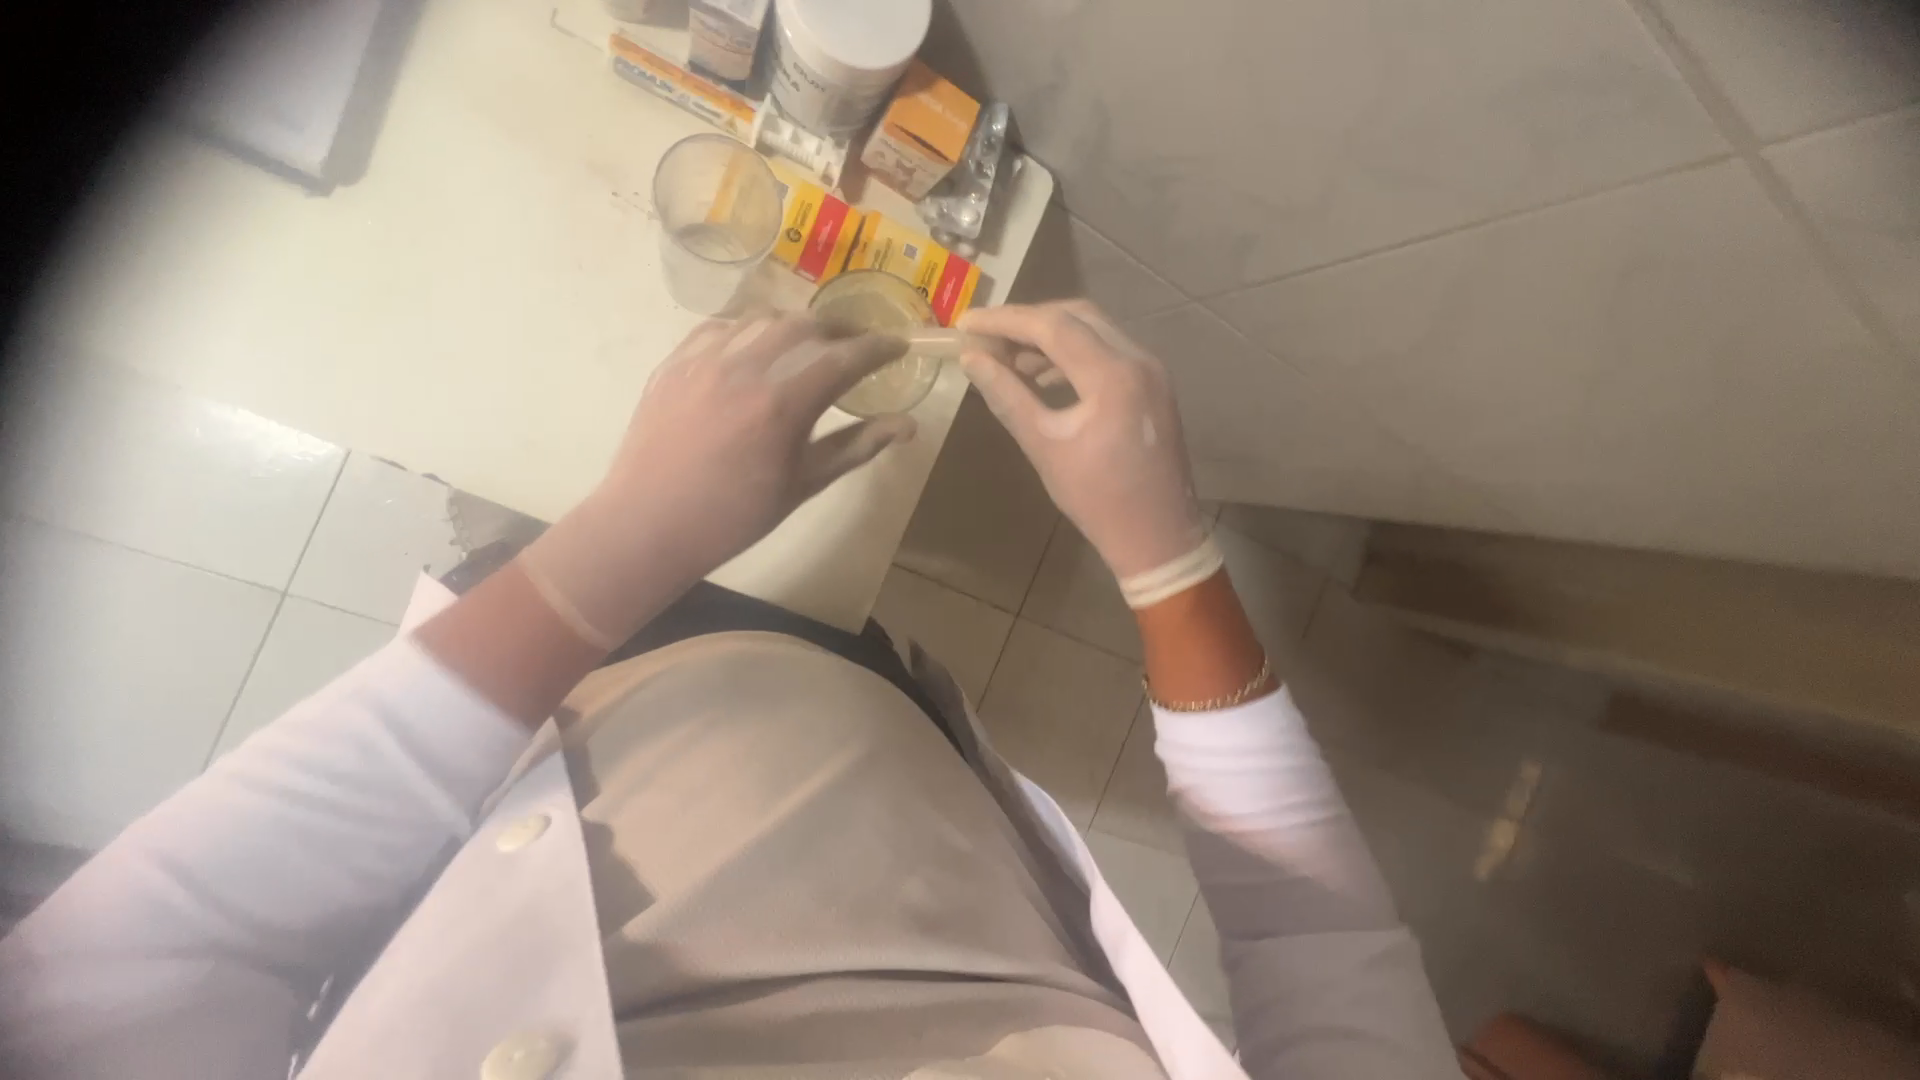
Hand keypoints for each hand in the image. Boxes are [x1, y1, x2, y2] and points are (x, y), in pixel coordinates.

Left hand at [520, 316, 913, 646]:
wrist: (650, 524)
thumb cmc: (735, 516)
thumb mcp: (804, 484)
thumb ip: (857, 447)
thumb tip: (908, 425)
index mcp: (783, 403)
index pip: (845, 358)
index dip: (878, 348)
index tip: (899, 346)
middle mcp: (745, 368)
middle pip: (805, 326)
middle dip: (840, 329)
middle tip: (858, 343)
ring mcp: (704, 360)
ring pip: (761, 320)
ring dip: (796, 326)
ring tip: (810, 343)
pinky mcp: (674, 363)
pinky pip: (720, 328)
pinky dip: (749, 329)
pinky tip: (756, 347)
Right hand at [958, 301, 1216, 606]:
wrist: (1157, 535)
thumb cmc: (1097, 499)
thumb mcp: (1044, 447)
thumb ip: (1007, 396)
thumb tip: (972, 360)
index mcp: (1113, 376)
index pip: (1052, 326)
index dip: (1005, 320)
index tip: (967, 323)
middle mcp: (1138, 360)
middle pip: (1076, 316)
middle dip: (1028, 321)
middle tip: (987, 337)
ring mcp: (1152, 370)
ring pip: (1095, 330)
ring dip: (1051, 336)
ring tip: (1009, 359)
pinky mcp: (1154, 385)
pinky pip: (1109, 351)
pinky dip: (1075, 354)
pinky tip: (1045, 377)